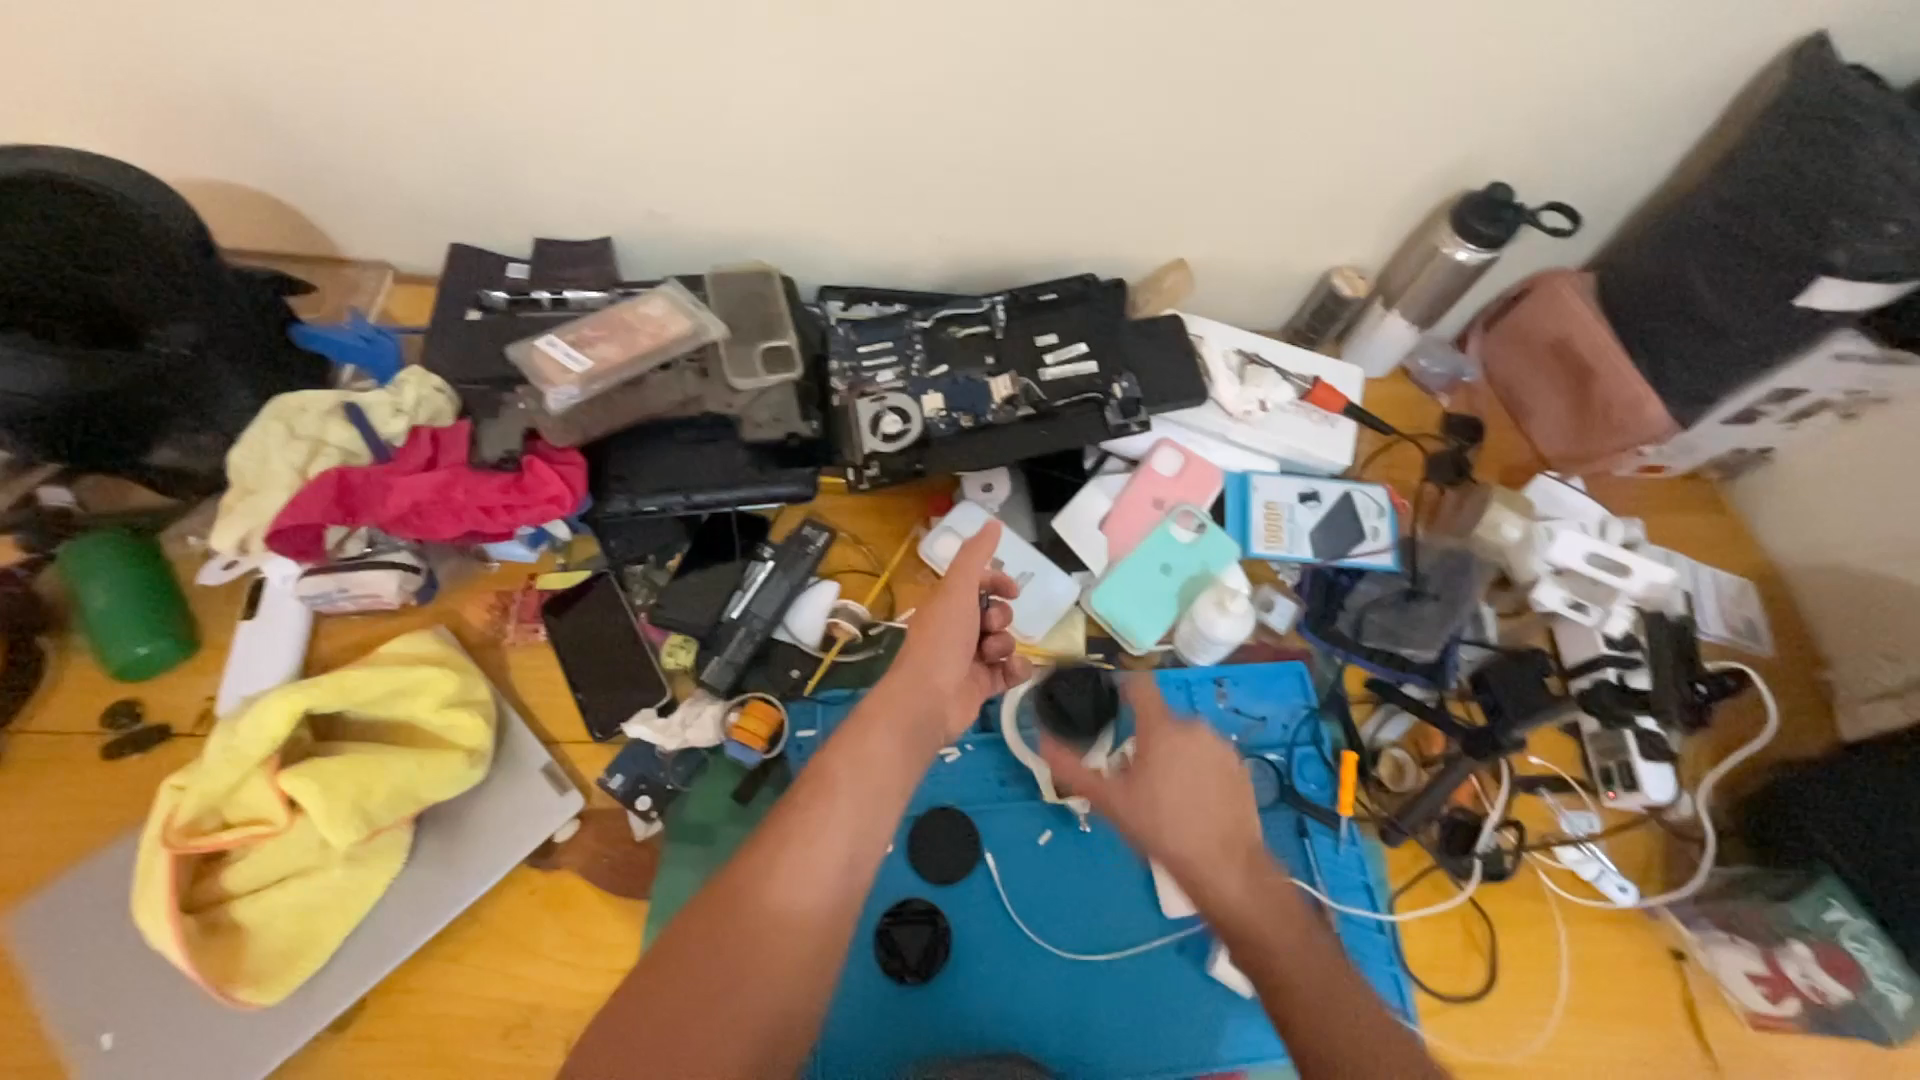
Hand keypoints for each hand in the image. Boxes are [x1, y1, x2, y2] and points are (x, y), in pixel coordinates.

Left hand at [887, 520, 1032, 742]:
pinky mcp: (982, 686)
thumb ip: (975, 556)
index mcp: (947, 604)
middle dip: (1001, 617)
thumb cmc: (941, 639)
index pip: (978, 585)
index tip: (1012, 589)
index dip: (997, 583)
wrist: (929, 698)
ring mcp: (970, 659)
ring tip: (990, 655)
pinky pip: (1011, 671)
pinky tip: (1008, 672)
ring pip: (1005, 642)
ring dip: (1005, 645)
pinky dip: (1014, 670)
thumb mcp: (957, 588)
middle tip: (988, 627)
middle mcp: (957, 629)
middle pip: (996, 613)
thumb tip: (993, 522)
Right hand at [1041, 677, 1269, 906]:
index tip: (1114, 702)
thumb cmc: (1159, 829)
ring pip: (1187, 739)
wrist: (1223, 865)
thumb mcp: (1109, 802)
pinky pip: (1210, 757)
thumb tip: (1042, 740)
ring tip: (1167, 793)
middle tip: (1138, 776)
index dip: (1125, 688)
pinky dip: (1200, 769)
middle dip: (1148, 739)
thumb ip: (1072, 769)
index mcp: (1160, 727)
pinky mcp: (1241, 766)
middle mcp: (1193, 726)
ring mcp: (1221, 746)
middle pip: (1162, 720)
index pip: (1140, 686)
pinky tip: (1195, 800)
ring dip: (1175, 754)